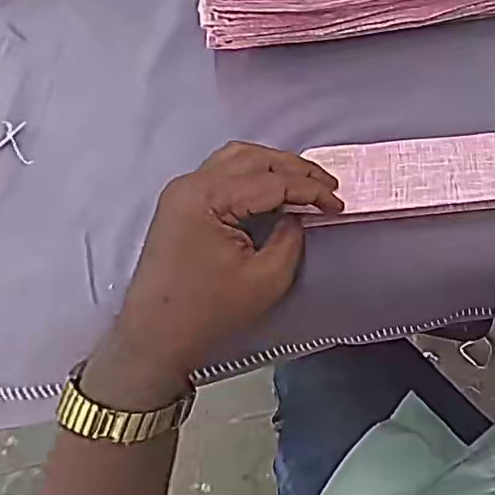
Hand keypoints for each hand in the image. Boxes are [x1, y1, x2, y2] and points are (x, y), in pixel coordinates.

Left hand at [84, 142, 342, 408]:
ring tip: (307, 181)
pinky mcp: (182, 202)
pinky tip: (274, 184)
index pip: (272, 181)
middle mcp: (191, 184)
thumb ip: (291, 236)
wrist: (156, 337)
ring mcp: (183, 191)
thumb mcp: (268, 277)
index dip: (311, 190)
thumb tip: (299, 213)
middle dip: (298, 169)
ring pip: (239, 157)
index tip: (338, 205)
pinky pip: (224, 170)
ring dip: (276, 164)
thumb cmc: (211, 311)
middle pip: (255, 159)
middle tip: (330, 187)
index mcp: (208, 199)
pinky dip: (255, 170)